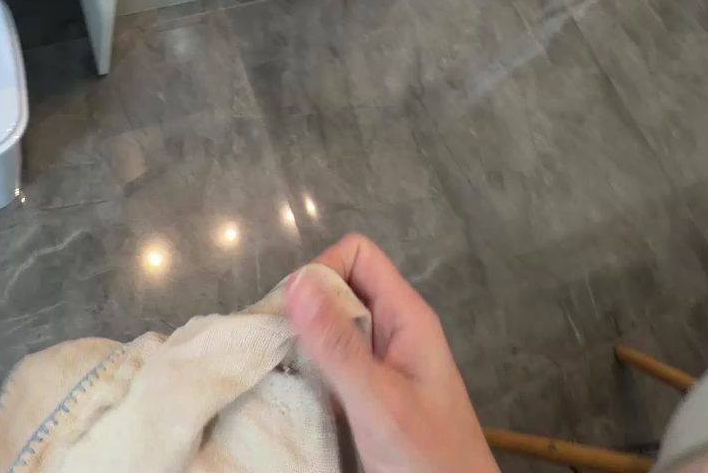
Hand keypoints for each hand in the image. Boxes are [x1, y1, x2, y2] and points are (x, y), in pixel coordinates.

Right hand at [284, 235, 499, 472]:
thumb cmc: (427, 456)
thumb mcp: (378, 400)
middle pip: (344, 285)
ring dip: (310, 338)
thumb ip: (338, 343)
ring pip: (338, 322)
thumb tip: (297, 280)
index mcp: (406, 314)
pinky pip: (339, 356)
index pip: (358, 255)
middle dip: (309, 306)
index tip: (294, 312)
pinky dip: (317, 365)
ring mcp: (387, 357)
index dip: (323, 270)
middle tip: (281, 344)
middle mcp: (396, 326)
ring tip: (284, 367)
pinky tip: (301, 390)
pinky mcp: (376, 387)